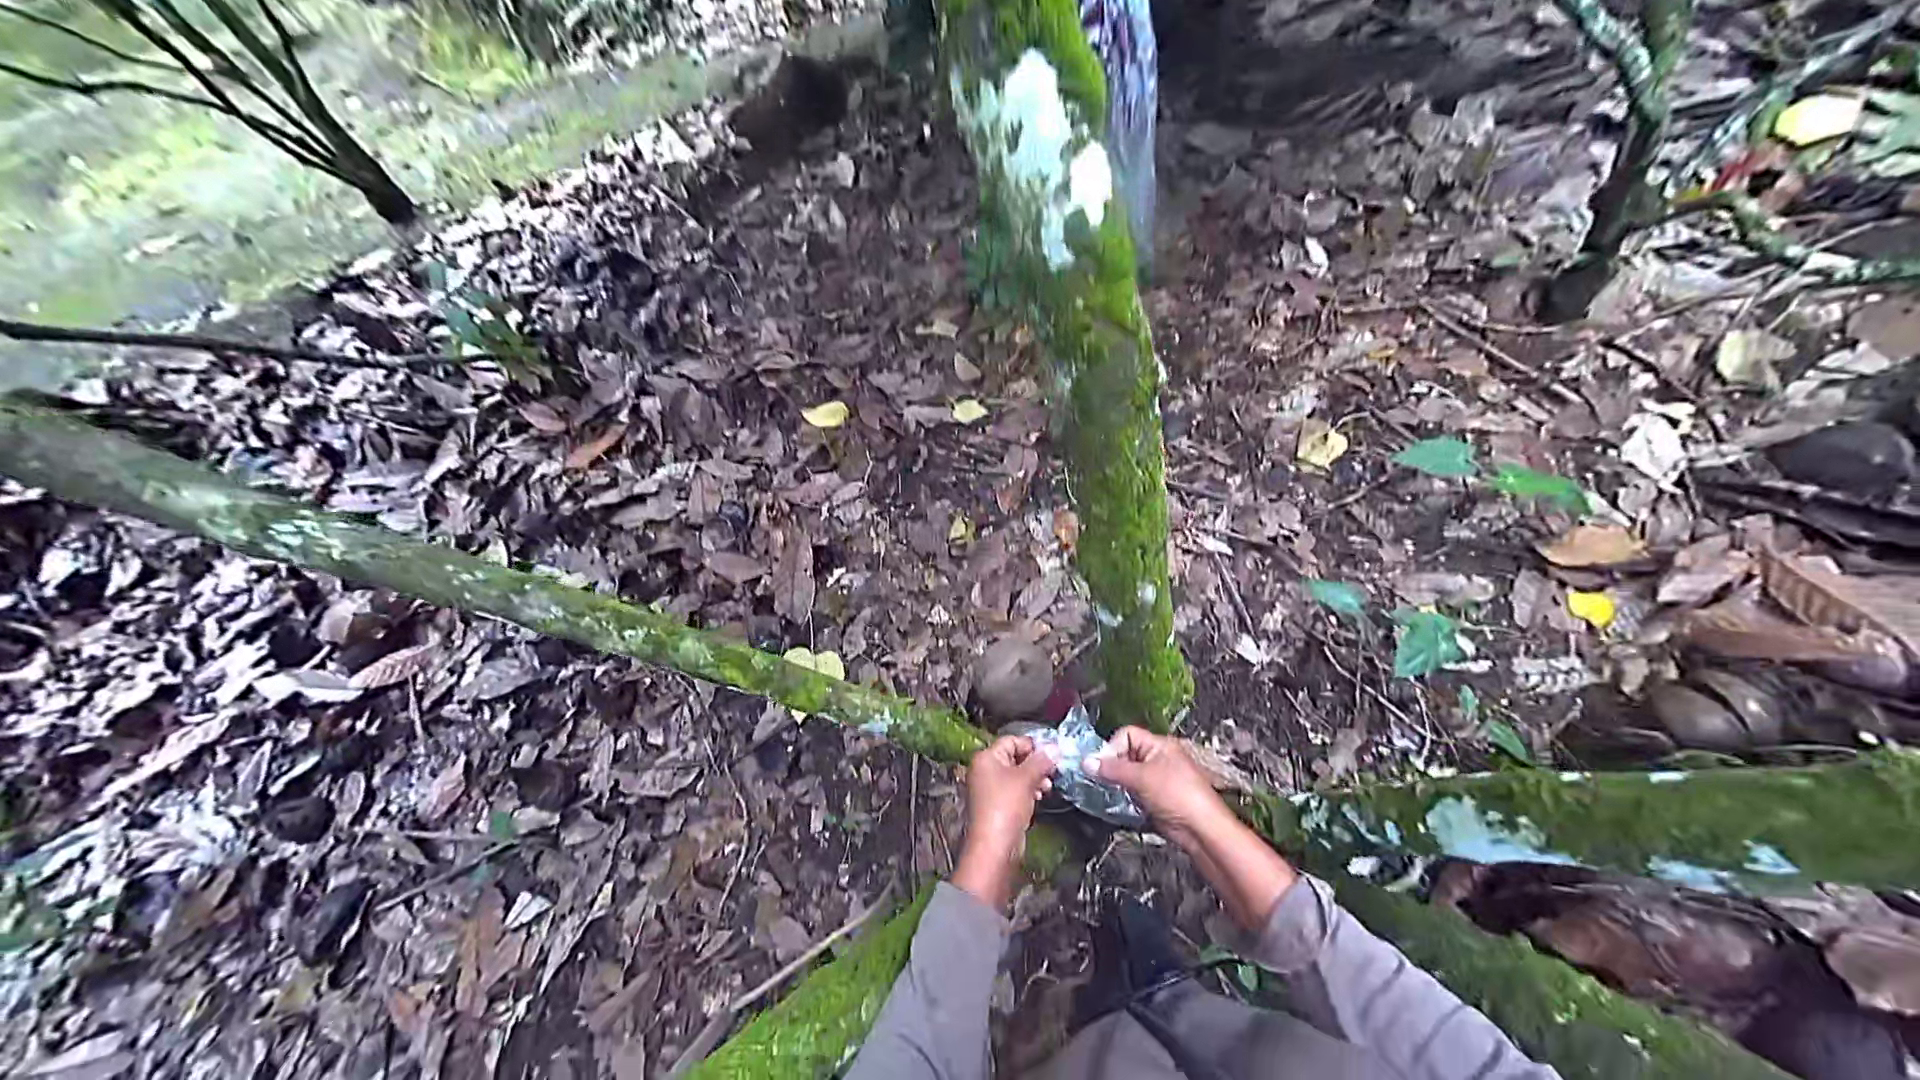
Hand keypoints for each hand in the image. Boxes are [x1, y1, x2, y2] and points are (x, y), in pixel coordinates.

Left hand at [951, 735, 1055, 909]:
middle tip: (1052, 771)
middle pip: (1015, 757)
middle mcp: (985, 770)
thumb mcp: (1026, 779)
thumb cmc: (1006, 806)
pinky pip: (1015, 790)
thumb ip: (1041, 761)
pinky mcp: (997, 804)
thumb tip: (1054, 747)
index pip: (1011, 741)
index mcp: (986, 758)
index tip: (1051, 754)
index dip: (1032, 745)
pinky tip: (1039, 796)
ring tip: (1047, 786)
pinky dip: (1028, 790)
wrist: (995, 846)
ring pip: (1017, 774)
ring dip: (1034, 777)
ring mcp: (990, 788)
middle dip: (1035, 763)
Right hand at [1085, 726, 1231, 851]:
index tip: (1101, 764)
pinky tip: (1120, 805)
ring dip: (1118, 784)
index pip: (1126, 735)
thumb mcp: (1141, 777)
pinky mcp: (1155, 799)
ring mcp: (1157, 780)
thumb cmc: (1180, 796)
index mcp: (1159, 745)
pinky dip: (1124, 798)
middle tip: (1102, 780)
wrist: (1201, 830)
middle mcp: (1158, 759)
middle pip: (1125, 755)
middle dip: (1112, 767)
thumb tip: (1088, 762)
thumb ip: (1112, 769)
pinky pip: (1132, 793)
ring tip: (1111, 793)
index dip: (1112, 748)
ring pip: (1127, 776)